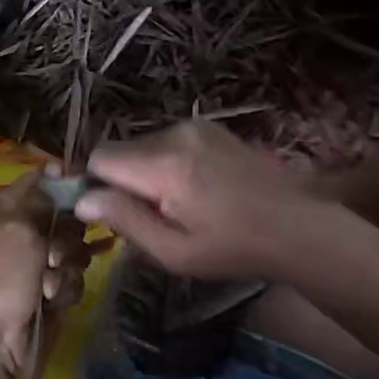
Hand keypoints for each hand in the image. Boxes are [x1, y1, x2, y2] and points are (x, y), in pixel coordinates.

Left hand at [0, 171, 91, 375]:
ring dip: (67, 265)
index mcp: (8, 207)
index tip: (85, 188)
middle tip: (52, 253)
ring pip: (76, 246)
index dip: (64, 181)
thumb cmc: (3, 276)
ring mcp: (40, 260)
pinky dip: (66, 288)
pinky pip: (76, 275)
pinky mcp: (53, 288)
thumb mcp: (21, 226)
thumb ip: (44, 197)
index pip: (42, 179)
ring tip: (49, 284)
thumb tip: (57, 167)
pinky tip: (54, 300)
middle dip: (68, 234)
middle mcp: (25, 229)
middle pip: (66, 213)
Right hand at [75, 120, 325, 281]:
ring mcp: (194, 126)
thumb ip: (126, 221)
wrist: (297, 227)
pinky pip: (166, 141)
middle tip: (153, 216)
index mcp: (165, 166)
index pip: (101, 157)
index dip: (96, 183)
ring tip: (179, 204)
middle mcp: (175, 135)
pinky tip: (195, 189)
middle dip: (123, 181)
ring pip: (143, 146)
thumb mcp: (175, 252)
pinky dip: (167, 163)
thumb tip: (82, 200)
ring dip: (146, 172)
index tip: (110, 211)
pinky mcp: (208, 127)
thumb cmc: (234, 249)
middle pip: (121, 150)